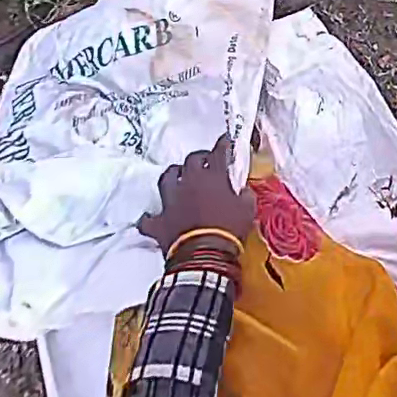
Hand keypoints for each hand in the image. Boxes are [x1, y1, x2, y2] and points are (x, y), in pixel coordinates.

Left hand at [138, 133, 254, 254]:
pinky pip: (149, 219)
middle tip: (205, 163)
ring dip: (173, 176)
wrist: (204, 256)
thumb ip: (245, 194)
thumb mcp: (247, 210)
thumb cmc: (229, 229)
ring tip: (178, 178)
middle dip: (199, 159)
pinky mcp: (159, 221)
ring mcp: (171, 200)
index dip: (223, 145)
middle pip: (191, 160)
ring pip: (167, 178)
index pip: (219, 152)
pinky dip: (151, 218)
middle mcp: (189, 182)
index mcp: (213, 176)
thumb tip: (243, 190)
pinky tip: (152, 218)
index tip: (225, 141)